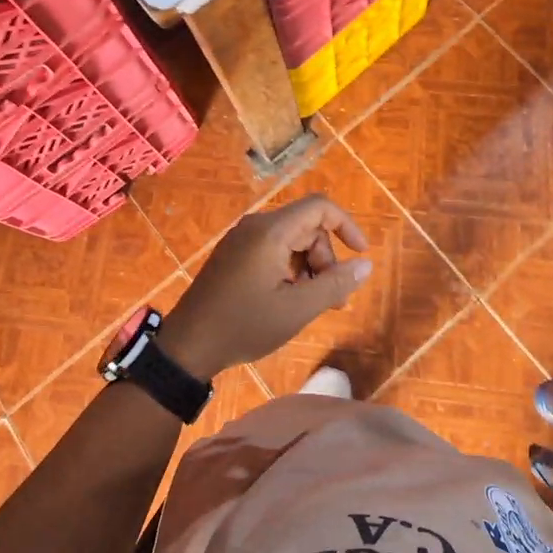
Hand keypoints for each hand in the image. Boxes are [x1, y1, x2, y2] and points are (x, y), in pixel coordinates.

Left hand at [158, 194, 372, 379]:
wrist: (187, 345)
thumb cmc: (244, 325)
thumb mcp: (296, 309)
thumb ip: (334, 284)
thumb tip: (365, 264)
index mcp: (271, 231)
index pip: (320, 207)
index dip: (346, 225)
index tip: (361, 256)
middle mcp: (256, 226)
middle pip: (307, 226)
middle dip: (326, 259)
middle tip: (334, 300)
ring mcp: (242, 239)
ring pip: (291, 240)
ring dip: (309, 268)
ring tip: (313, 305)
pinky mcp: (234, 254)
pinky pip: (273, 249)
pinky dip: (290, 269)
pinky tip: (289, 300)